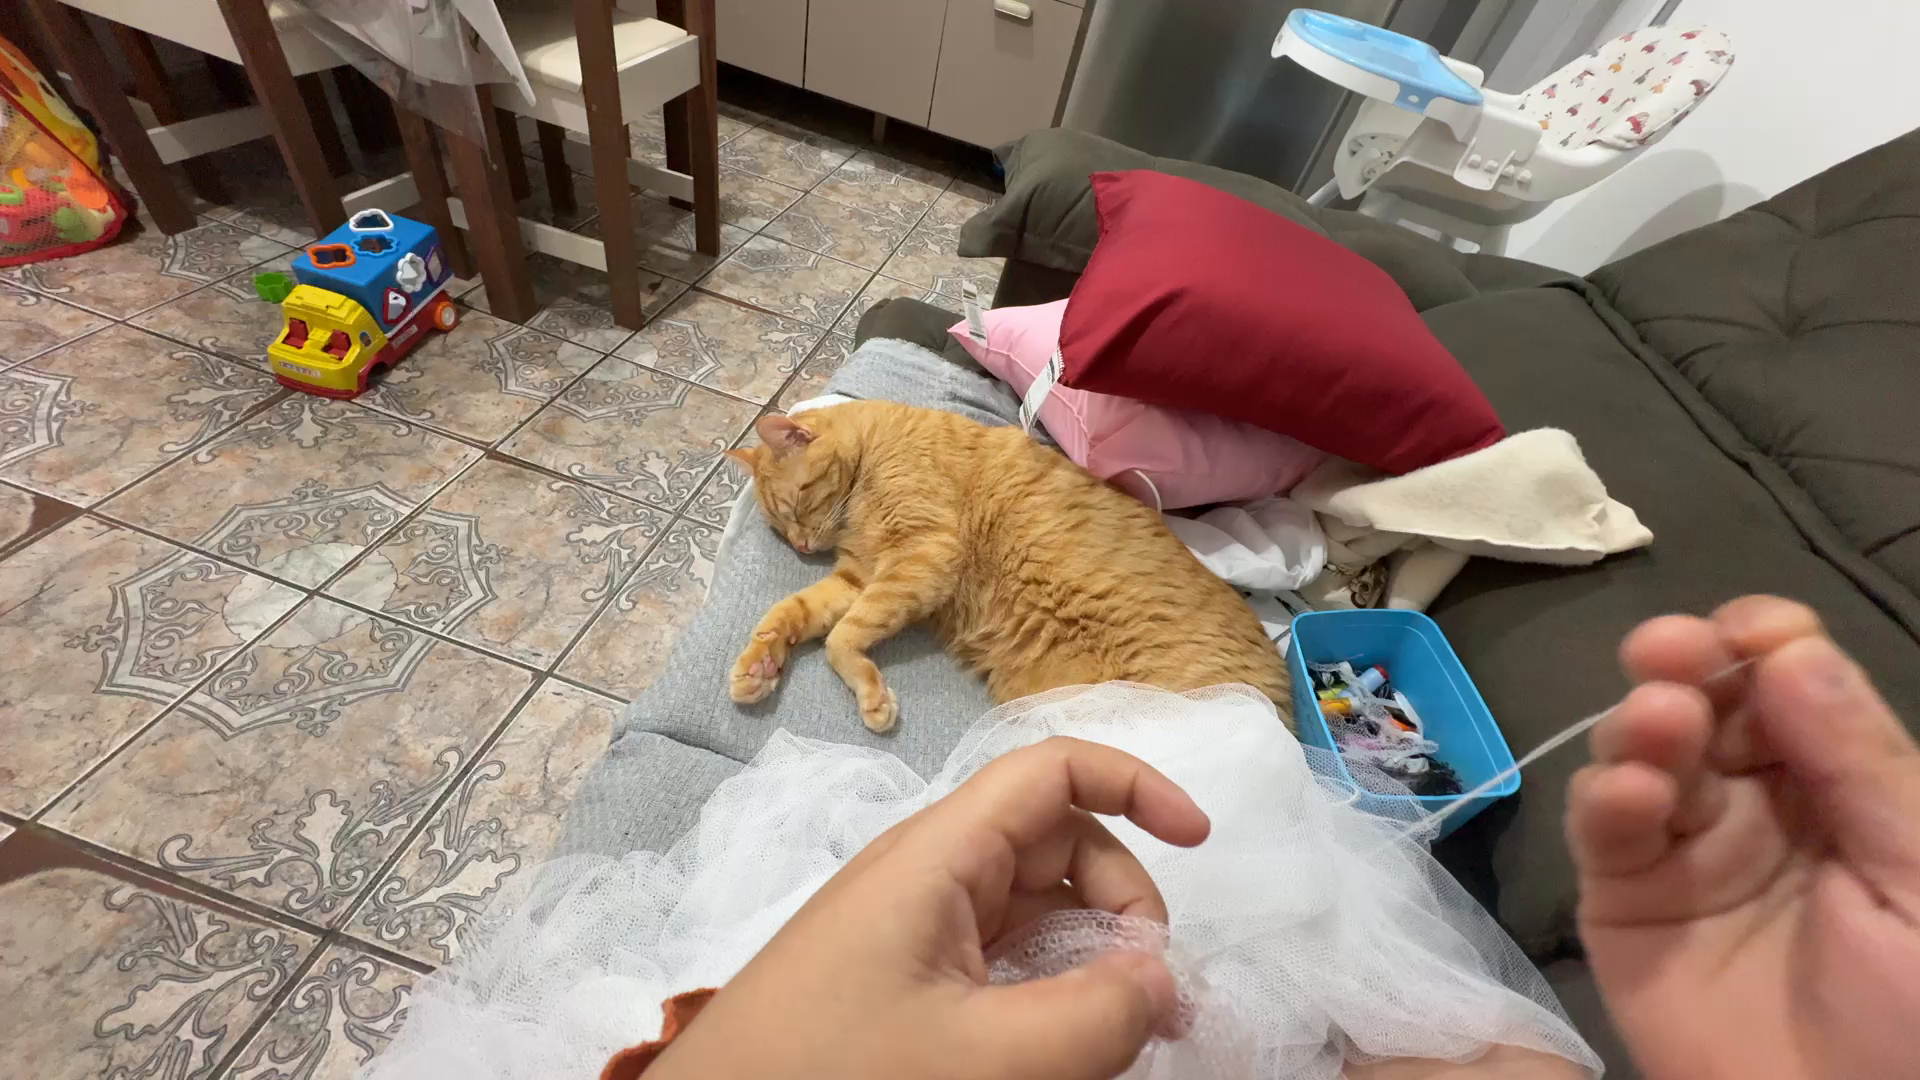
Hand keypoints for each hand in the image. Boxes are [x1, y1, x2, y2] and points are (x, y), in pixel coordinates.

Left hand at [648, 737, 1209, 1079]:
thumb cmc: (836, 1072)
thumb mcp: (978, 1058)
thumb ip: (1090, 1018)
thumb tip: (1162, 979)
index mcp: (944, 849)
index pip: (1051, 770)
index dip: (1132, 782)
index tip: (1200, 836)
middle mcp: (938, 864)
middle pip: (1059, 841)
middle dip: (1123, 899)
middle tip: (1153, 995)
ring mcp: (927, 914)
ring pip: (1039, 901)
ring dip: (1093, 950)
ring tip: (1123, 1029)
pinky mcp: (917, 961)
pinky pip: (1008, 948)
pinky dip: (1053, 981)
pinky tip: (1070, 1036)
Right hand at [1568, 596, 1919, 1079]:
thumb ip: (1864, 768)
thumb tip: (1790, 650)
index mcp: (1842, 790)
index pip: (1791, 690)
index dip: (1768, 645)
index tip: (1750, 627)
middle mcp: (1753, 802)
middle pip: (1700, 707)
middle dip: (1682, 667)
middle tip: (1670, 649)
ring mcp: (1677, 841)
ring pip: (1638, 752)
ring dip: (1642, 728)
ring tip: (1661, 723)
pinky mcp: (1615, 885)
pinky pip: (1600, 825)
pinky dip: (1607, 798)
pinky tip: (1630, 792)